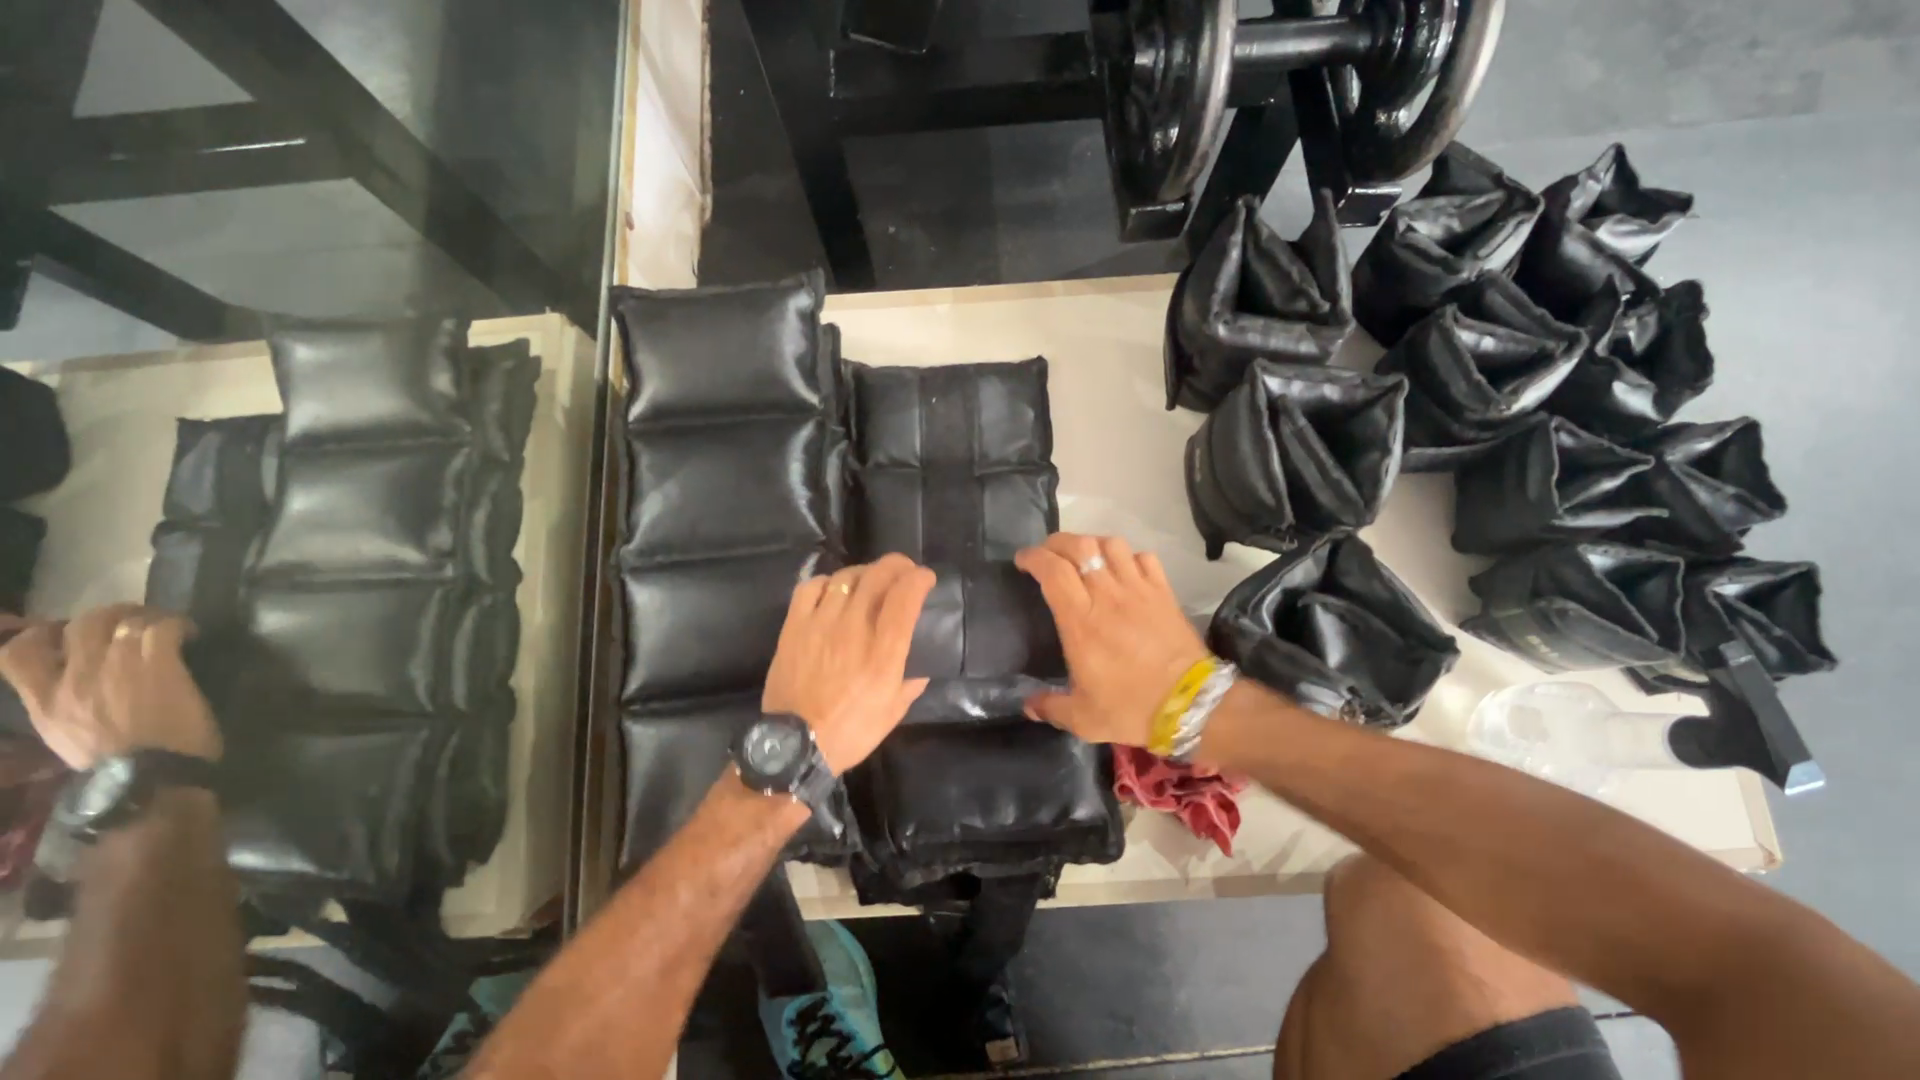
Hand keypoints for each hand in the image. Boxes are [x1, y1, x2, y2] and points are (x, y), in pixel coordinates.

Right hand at [0, 606, 221, 769]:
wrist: (151, 782)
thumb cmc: (117, 768)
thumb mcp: (66, 738)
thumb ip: (62, 706)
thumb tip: (72, 682)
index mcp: (44, 702)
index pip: (16, 654)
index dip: (40, 633)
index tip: (67, 631)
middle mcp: (74, 680)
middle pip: (80, 624)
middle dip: (108, 616)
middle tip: (134, 622)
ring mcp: (116, 670)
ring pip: (123, 620)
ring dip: (147, 617)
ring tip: (166, 626)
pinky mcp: (159, 666)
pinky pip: (163, 629)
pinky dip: (178, 624)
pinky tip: (191, 633)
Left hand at [763, 554, 935, 774]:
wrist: (796, 745)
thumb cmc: (851, 732)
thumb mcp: (893, 712)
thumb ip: (911, 683)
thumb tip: (921, 668)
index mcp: (884, 651)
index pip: (905, 596)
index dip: (919, 578)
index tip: (926, 578)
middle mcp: (854, 628)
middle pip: (877, 576)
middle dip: (897, 565)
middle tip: (903, 570)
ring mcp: (821, 623)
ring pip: (846, 578)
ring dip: (864, 572)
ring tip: (870, 580)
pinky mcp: (794, 626)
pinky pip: (810, 588)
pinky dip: (827, 582)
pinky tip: (833, 590)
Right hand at [1014, 533, 1210, 747]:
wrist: (1191, 705)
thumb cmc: (1131, 708)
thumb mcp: (1082, 719)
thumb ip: (1050, 708)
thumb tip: (1028, 705)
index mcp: (1080, 620)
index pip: (1052, 570)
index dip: (1033, 558)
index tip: (1022, 561)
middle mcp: (1107, 595)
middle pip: (1079, 546)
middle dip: (1057, 543)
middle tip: (1048, 555)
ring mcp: (1139, 589)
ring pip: (1112, 544)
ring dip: (1093, 544)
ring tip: (1085, 557)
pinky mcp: (1164, 592)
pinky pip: (1144, 558)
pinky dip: (1129, 556)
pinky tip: (1124, 569)